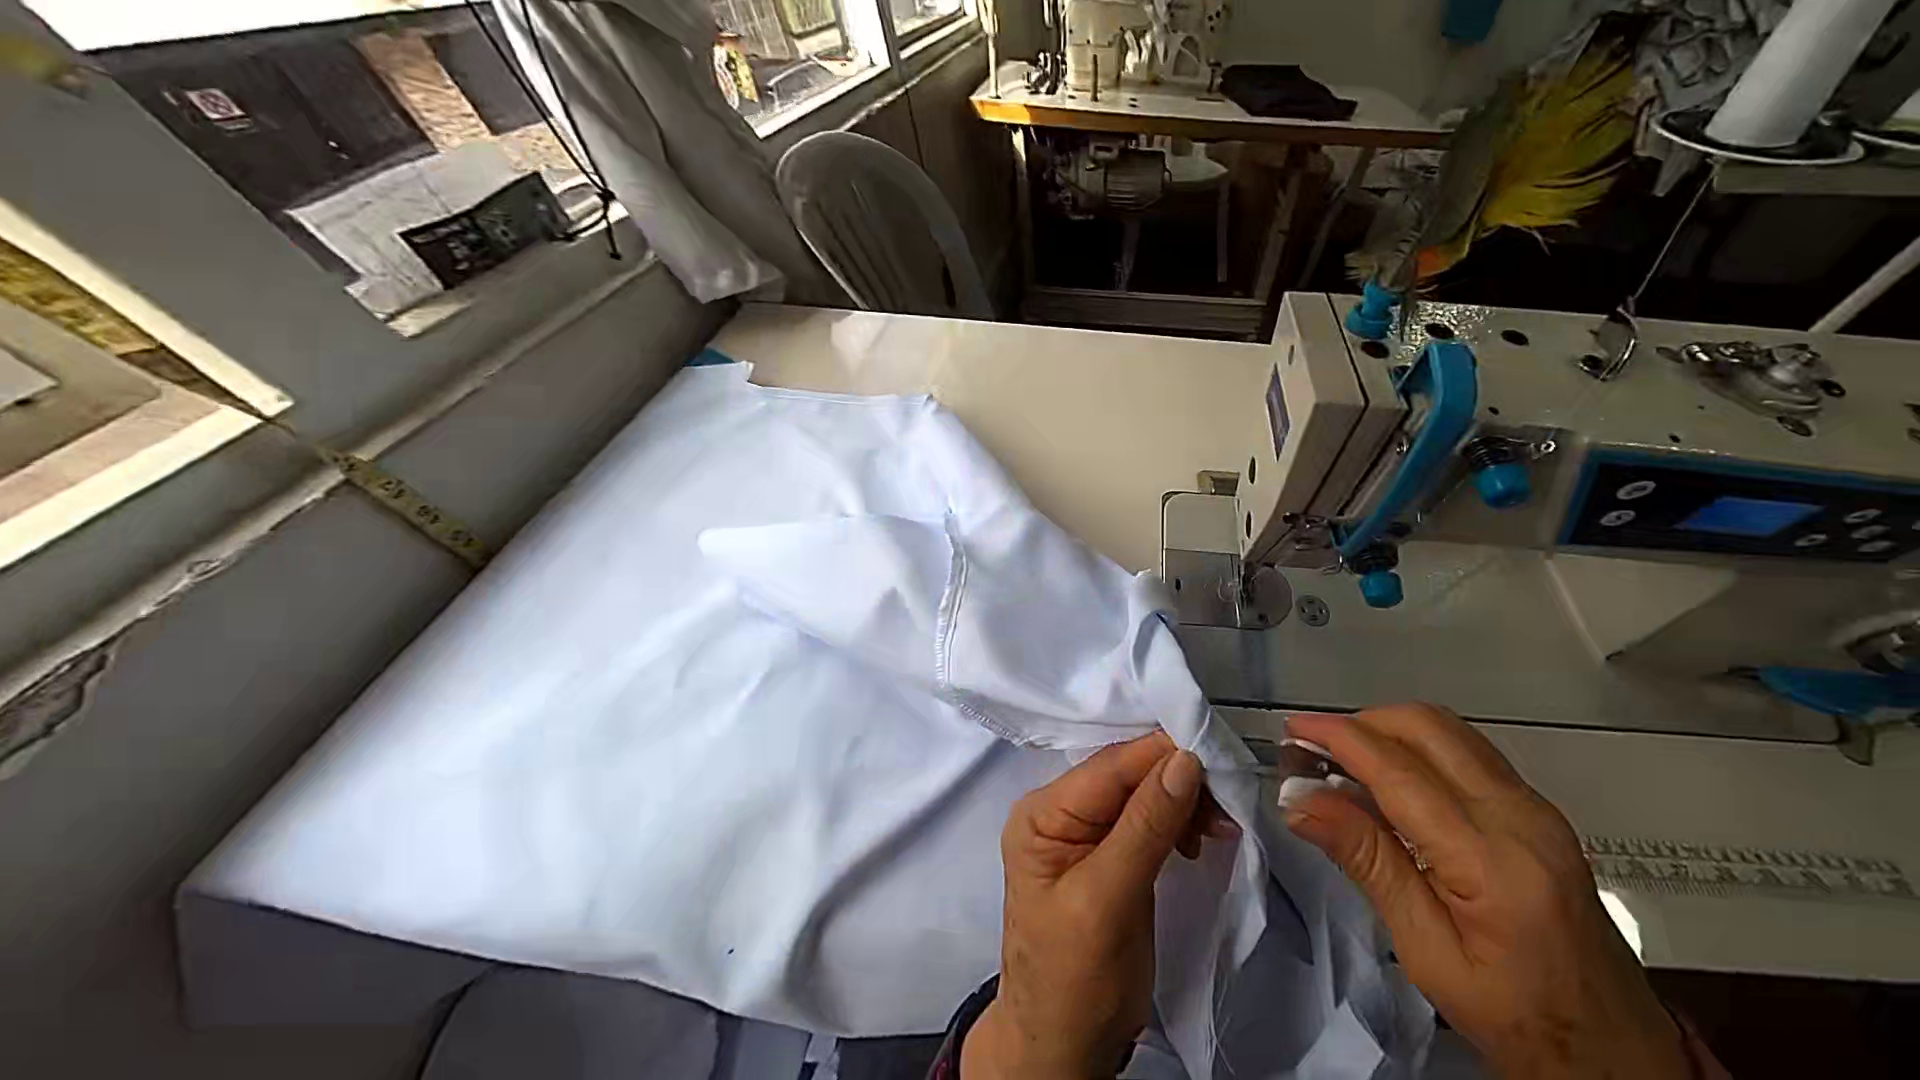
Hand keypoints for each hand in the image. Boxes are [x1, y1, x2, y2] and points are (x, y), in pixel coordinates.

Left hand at [963, 732, 1233, 1078]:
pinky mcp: (1110, 854)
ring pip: (1142, 794)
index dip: (1162, 753)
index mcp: (1043, 813)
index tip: (1217, 751)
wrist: (1063, 1043)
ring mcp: (1085, 833)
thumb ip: (1145, 827)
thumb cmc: (1072, 977)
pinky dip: (1177, 823)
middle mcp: (1060, 811)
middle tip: (1226, 801)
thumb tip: (1184, 760)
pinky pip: (1147, 820)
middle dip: (1178, 779)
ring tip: (1218, 827)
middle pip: (1126, 774)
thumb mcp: (1106, 899)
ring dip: (1183, 802)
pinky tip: (1198, 839)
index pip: (1110, 765)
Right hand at [1283, 705, 1692, 1079]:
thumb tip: (1299, 801)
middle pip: (1427, 726)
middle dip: (1360, 723)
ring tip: (1341, 762)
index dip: (1337, 737)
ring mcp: (1537, 809)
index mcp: (1491, 858)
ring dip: (1386, 731)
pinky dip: (1414, 748)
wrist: (1617, 1052)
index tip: (1291, 730)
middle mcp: (1521, 816)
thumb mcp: (1425, 949)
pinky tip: (1386, 781)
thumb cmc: (1513, 1015)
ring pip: (1448, 731)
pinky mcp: (1539, 812)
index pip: (1398, 768)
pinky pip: (1465, 752)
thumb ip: (1367, 862)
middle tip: (1313, 750)